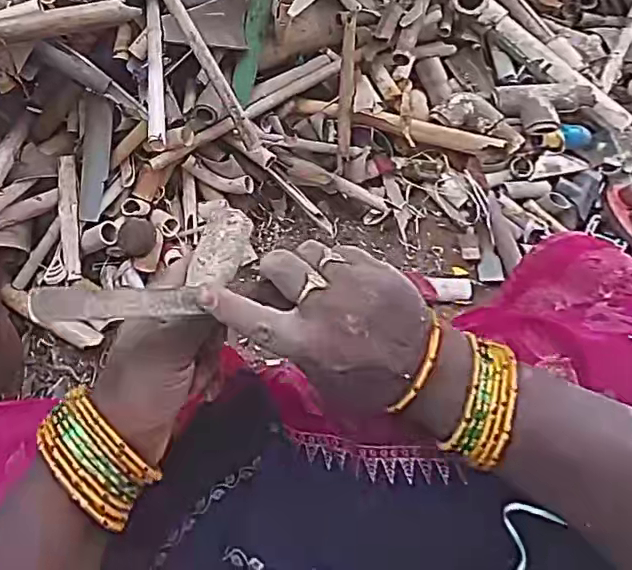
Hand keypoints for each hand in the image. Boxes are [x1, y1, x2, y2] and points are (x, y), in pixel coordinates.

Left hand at [91, 261, 220, 463]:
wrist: (124, 439)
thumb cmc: (137, 387)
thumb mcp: (170, 345)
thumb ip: (198, 314)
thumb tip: (224, 287)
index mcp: (160, 298)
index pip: (196, 266)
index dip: (219, 274)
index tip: (237, 290)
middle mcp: (170, 313)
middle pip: (214, 301)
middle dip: (219, 327)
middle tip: (208, 347)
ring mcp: (178, 340)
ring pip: (216, 331)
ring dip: (214, 355)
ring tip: (197, 374)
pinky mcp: (186, 365)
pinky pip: (213, 358)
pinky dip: (212, 372)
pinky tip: (202, 388)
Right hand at [195, 240, 435, 417]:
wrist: (428, 368)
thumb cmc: (369, 382)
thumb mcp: (320, 375)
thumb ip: (290, 342)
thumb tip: (266, 308)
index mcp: (307, 342)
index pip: (255, 318)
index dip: (225, 303)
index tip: (204, 290)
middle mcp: (324, 307)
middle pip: (279, 265)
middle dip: (272, 268)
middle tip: (278, 278)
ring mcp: (350, 280)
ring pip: (309, 250)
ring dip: (305, 262)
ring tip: (316, 279)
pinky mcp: (372, 265)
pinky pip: (338, 250)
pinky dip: (334, 262)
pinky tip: (344, 279)